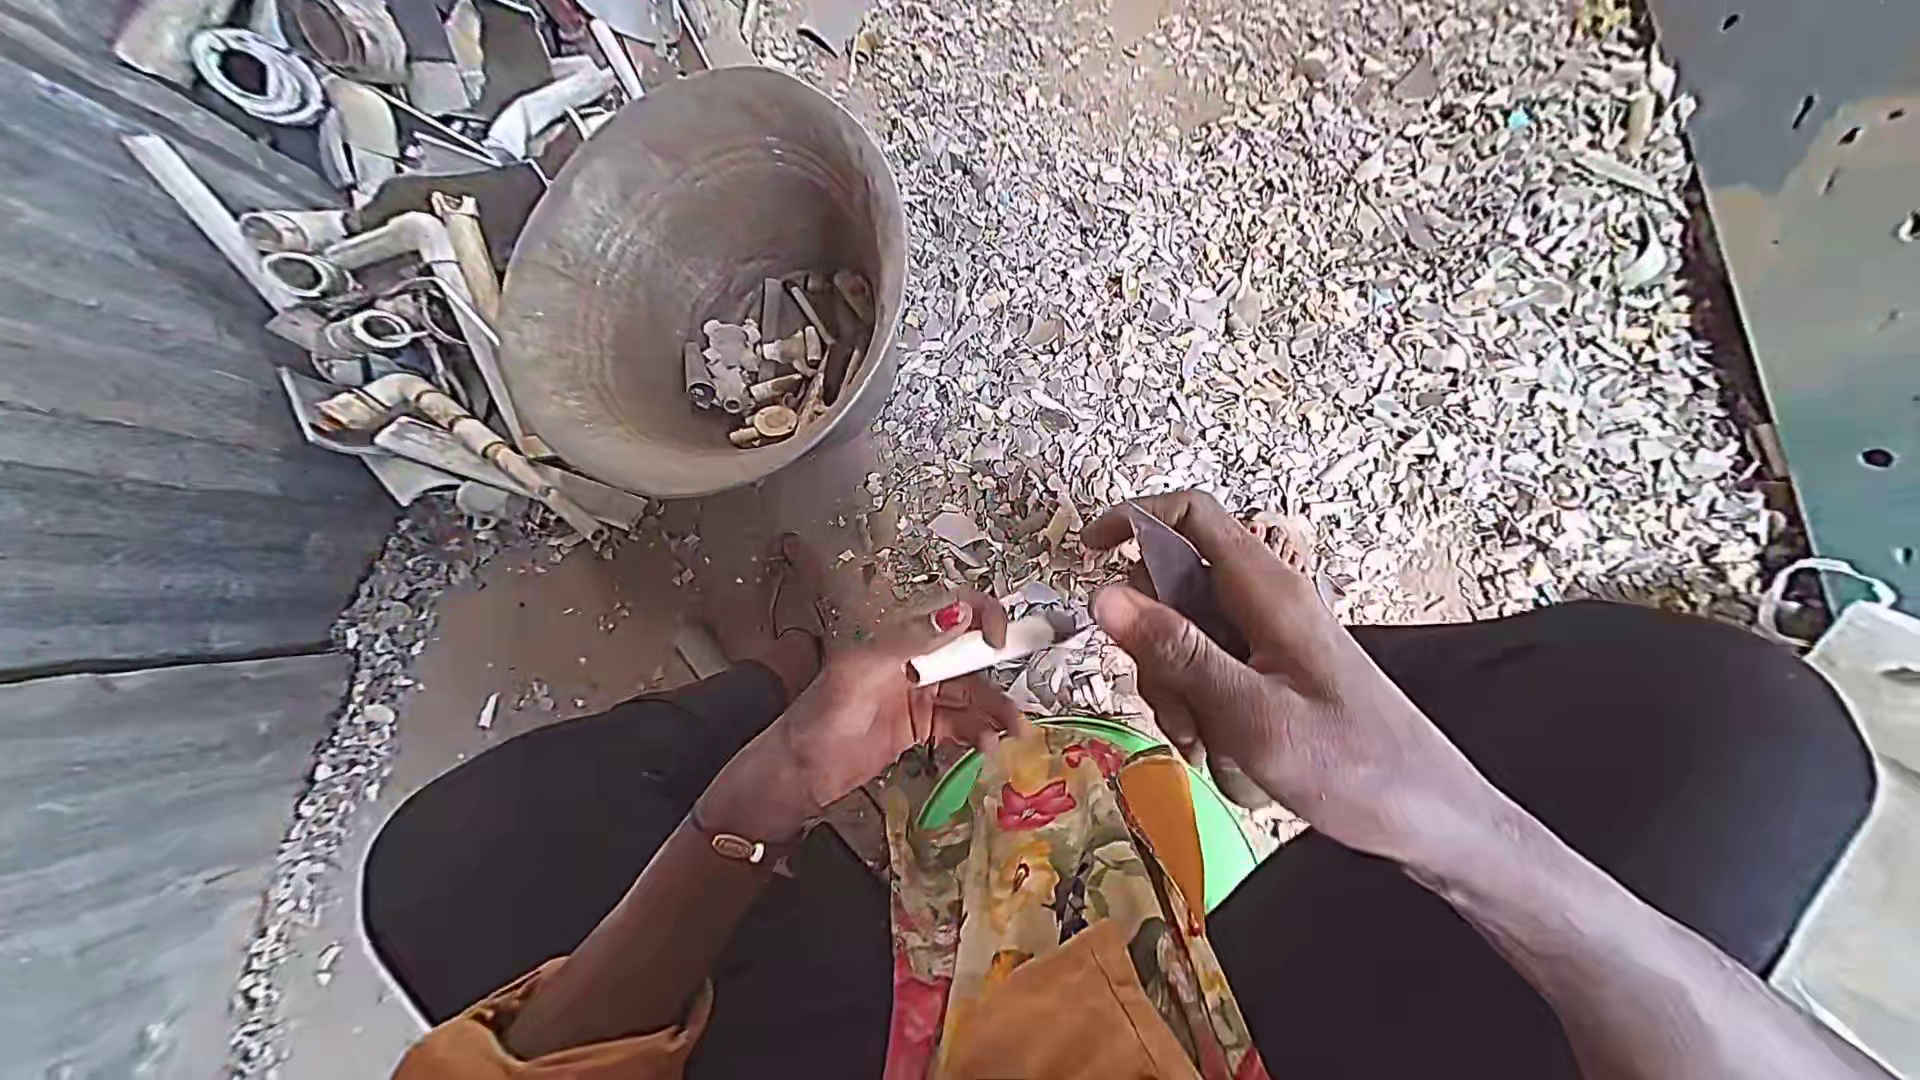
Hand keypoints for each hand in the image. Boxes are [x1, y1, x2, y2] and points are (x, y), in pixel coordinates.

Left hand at [699, 592, 1024, 839]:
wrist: (800, 773)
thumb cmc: (821, 715)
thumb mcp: (862, 670)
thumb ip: (911, 640)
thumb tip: (959, 612)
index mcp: (902, 634)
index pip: (954, 610)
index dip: (984, 617)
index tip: (999, 641)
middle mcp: (917, 659)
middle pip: (971, 657)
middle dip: (1000, 675)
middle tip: (1020, 695)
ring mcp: (922, 693)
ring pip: (972, 694)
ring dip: (995, 711)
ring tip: (1011, 732)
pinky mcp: (923, 725)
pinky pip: (962, 723)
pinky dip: (979, 733)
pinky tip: (985, 745)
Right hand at [1084, 491, 1503, 864]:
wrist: (1430, 821)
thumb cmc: (1355, 767)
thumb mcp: (1253, 715)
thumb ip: (1177, 653)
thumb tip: (1104, 595)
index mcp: (1266, 588)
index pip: (1191, 514)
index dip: (1134, 517)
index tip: (1091, 552)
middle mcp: (1260, 601)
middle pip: (1170, 586)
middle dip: (1150, 642)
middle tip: (1171, 705)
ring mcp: (1259, 635)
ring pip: (1177, 633)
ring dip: (1170, 684)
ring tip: (1202, 740)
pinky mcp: (1261, 667)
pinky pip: (1199, 666)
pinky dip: (1191, 702)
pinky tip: (1214, 745)